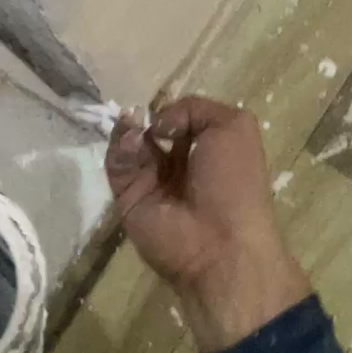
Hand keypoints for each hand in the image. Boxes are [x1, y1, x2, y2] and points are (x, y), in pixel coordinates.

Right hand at [105, 97, 311, 352]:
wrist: (218, 244)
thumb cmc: (234, 182)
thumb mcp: (233, 127)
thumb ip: (194, 108)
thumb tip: (158, 125)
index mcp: (208, 150)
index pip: (179, 120)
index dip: (171, 110)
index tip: (168, 109)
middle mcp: (178, 165)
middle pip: (150, 130)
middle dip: (144, 118)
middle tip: (140, 114)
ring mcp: (151, 181)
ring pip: (130, 144)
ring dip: (129, 129)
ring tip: (132, 125)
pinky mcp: (127, 196)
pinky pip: (117, 165)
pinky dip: (119, 148)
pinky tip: (130, 141)